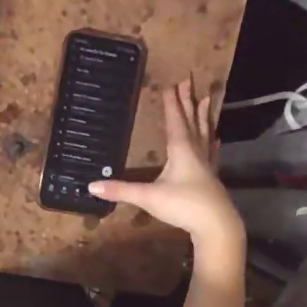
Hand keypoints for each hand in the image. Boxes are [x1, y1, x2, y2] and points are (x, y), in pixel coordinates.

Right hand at [88, 79, 240, 255]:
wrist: (214, 224)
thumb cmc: (182, 206)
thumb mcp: (148, 197)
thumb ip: (120, 190)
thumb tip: (91, 185)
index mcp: (181, 151)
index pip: (175, 121)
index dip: (171, 104)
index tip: (171, 85)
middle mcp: (195, 152)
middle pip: (192, 122)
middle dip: (188, 102)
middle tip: (188, 82)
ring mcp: (206, 164)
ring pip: (204, 133)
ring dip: (203, 116)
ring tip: (206, 99)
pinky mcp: (211, 178)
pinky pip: (211, 153)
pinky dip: (211, 142)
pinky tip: (215, 139)